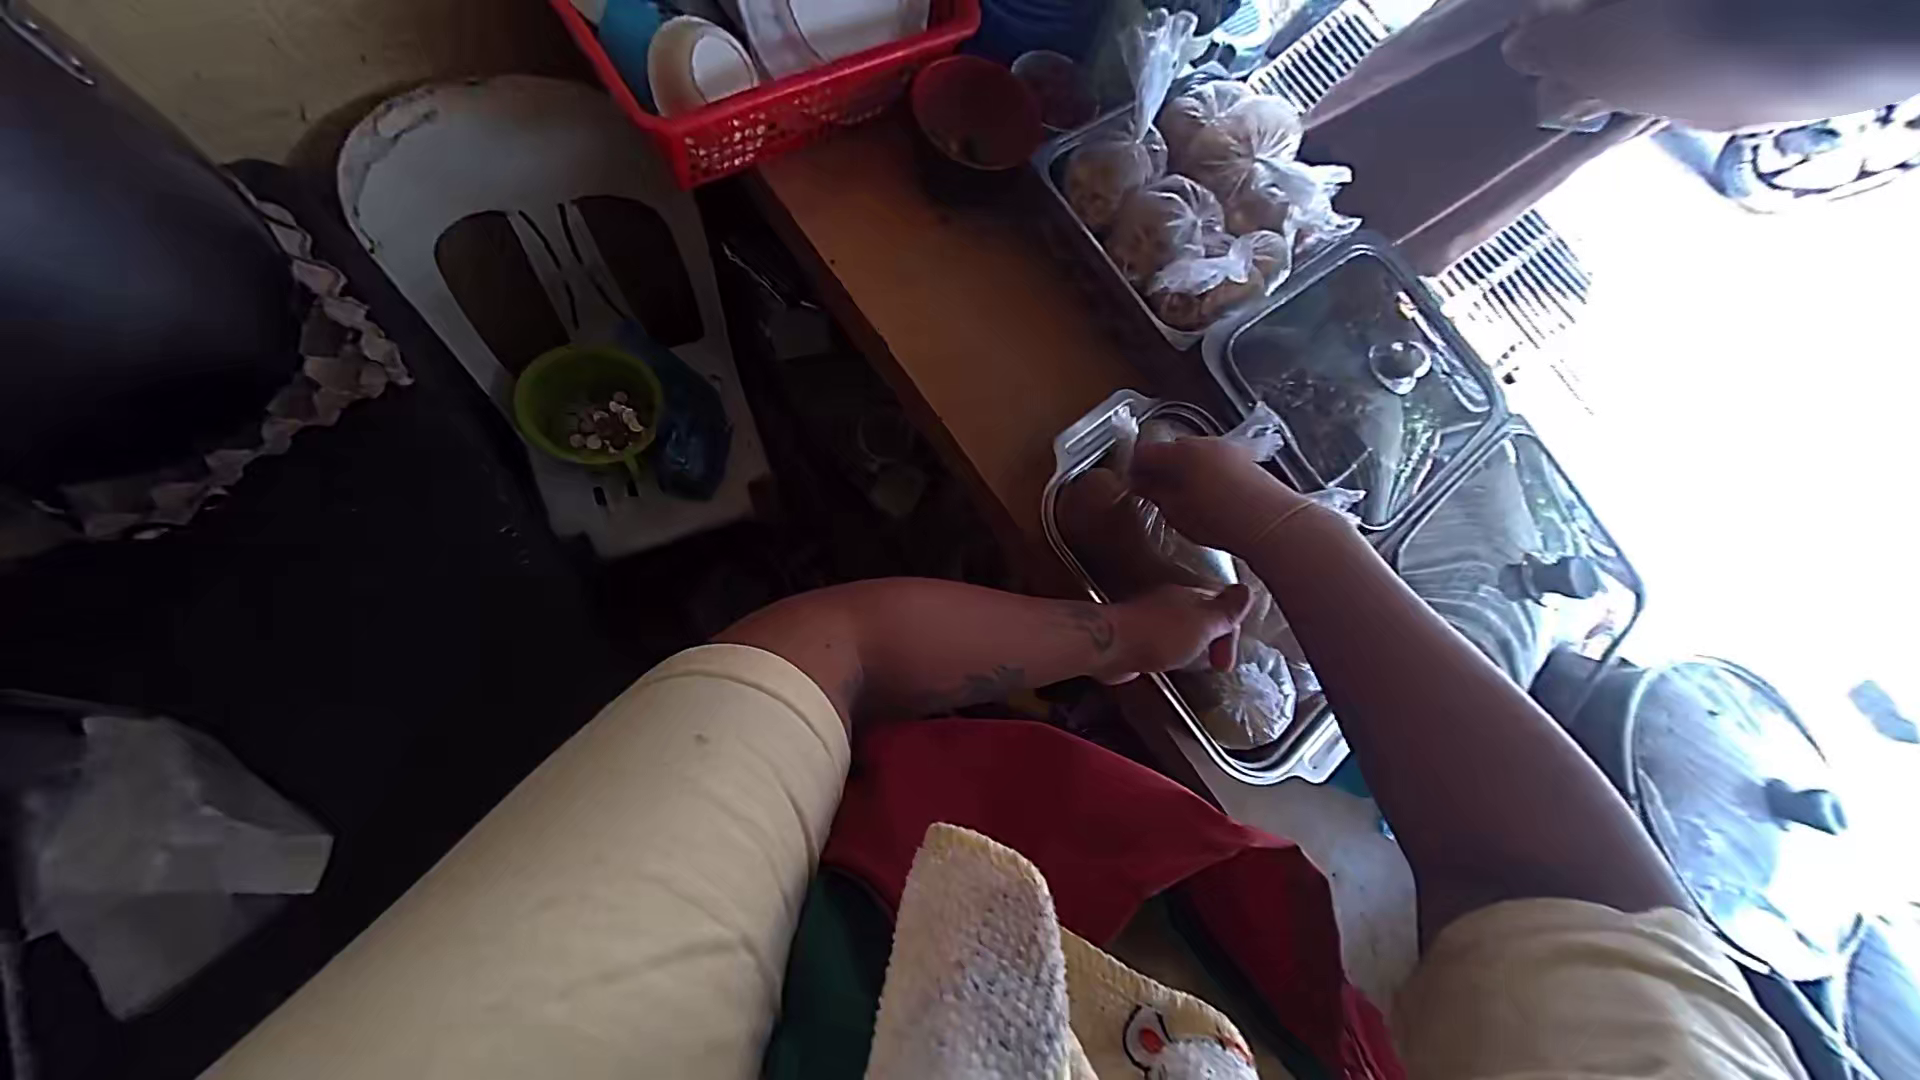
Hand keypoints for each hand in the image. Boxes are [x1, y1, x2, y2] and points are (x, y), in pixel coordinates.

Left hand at [1097, 583, 1253, 683]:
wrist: (1110, 646)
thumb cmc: (1160, 635)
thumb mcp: (1203, 623)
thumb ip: (1226, 610)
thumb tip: (1248, 589)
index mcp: (1188, 596)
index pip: (1221, 607)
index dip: (1231, 633)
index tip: (1226, 663)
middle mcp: (1167, 603)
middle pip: (1199, 617)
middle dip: (1212, 640)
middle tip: (1215, 664)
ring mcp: (1147, 619)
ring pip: (1178, 630)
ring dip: (1190, 648)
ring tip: (1193, 666)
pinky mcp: (1132, 637)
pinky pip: (1158, 644)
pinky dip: (1168, 655)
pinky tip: (1166, 666)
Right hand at [1129, 436, 1308, 553]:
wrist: (1271, 523)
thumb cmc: (1216, 519)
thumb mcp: (1175, 511)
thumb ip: (1154, 493)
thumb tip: (1141, 482)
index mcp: (1180, 452)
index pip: (1144, 451)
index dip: (1134, 467)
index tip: (1132, 486)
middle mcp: (1202, 442)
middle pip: (1171, 448)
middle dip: (1160, 466)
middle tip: (1155, 492)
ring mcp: (1226, 448)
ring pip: (1194, 453)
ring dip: (1183, 469)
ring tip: (1183, 495)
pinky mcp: (1244, 459)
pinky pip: (1213, 460)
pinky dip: (1203, 472)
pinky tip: (1206, 495)